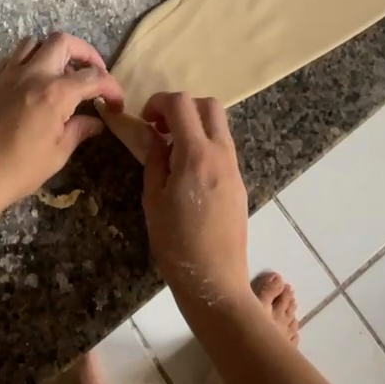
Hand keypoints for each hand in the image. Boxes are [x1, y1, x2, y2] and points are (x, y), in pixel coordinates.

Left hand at [0, 32, 125, 217]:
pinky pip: (13, 57)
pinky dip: (29, 60)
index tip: (117, 103)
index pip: (93, 77)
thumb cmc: (19, 169)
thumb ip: (78, 130)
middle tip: (92, 73)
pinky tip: (32, 82)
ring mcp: (9, 74)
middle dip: (85, 52)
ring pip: (35, 43)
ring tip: (61, 73)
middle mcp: (33, 74)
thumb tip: (96, 122)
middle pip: (63, 41)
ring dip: (53, 51)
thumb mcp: (57, 153)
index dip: (111, 87)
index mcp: (55, 92)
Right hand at [141, 92, 251, 308]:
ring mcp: (234, 168)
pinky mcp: (239, 183)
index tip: (146, 119)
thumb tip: (153, 134)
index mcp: (196, 155)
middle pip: (209, 105)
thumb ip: (154, 159)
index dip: (159, 102)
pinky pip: (223, 147)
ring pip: (219, 125)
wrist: (214, 281)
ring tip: (172, 150)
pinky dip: (205, 143)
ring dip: (195, 124)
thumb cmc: (176, 243)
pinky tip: (188, 170)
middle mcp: (220, 154)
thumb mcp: (153, 199)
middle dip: (182, 106)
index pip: (181, 103)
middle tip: (162, 127)